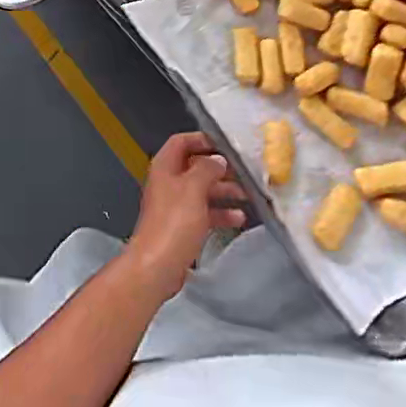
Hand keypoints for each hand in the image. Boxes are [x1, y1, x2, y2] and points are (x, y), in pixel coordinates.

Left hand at [122, 132, 246, 300]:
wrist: (157, 266)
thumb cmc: (174, 222)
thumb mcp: (193, 189)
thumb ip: (207, 169)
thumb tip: (218, 160)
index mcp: (165, 166)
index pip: (182, 141)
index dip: (201, 139)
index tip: (226, 145)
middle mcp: (169, 181)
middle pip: (195, 166)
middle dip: (219, 168)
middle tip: (244, 171)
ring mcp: (175, 205)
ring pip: (202, 190)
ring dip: (224, 190)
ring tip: (248, 193)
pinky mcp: (182, 226)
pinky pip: (204, 212)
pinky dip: (221, 212)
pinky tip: (240, 217)